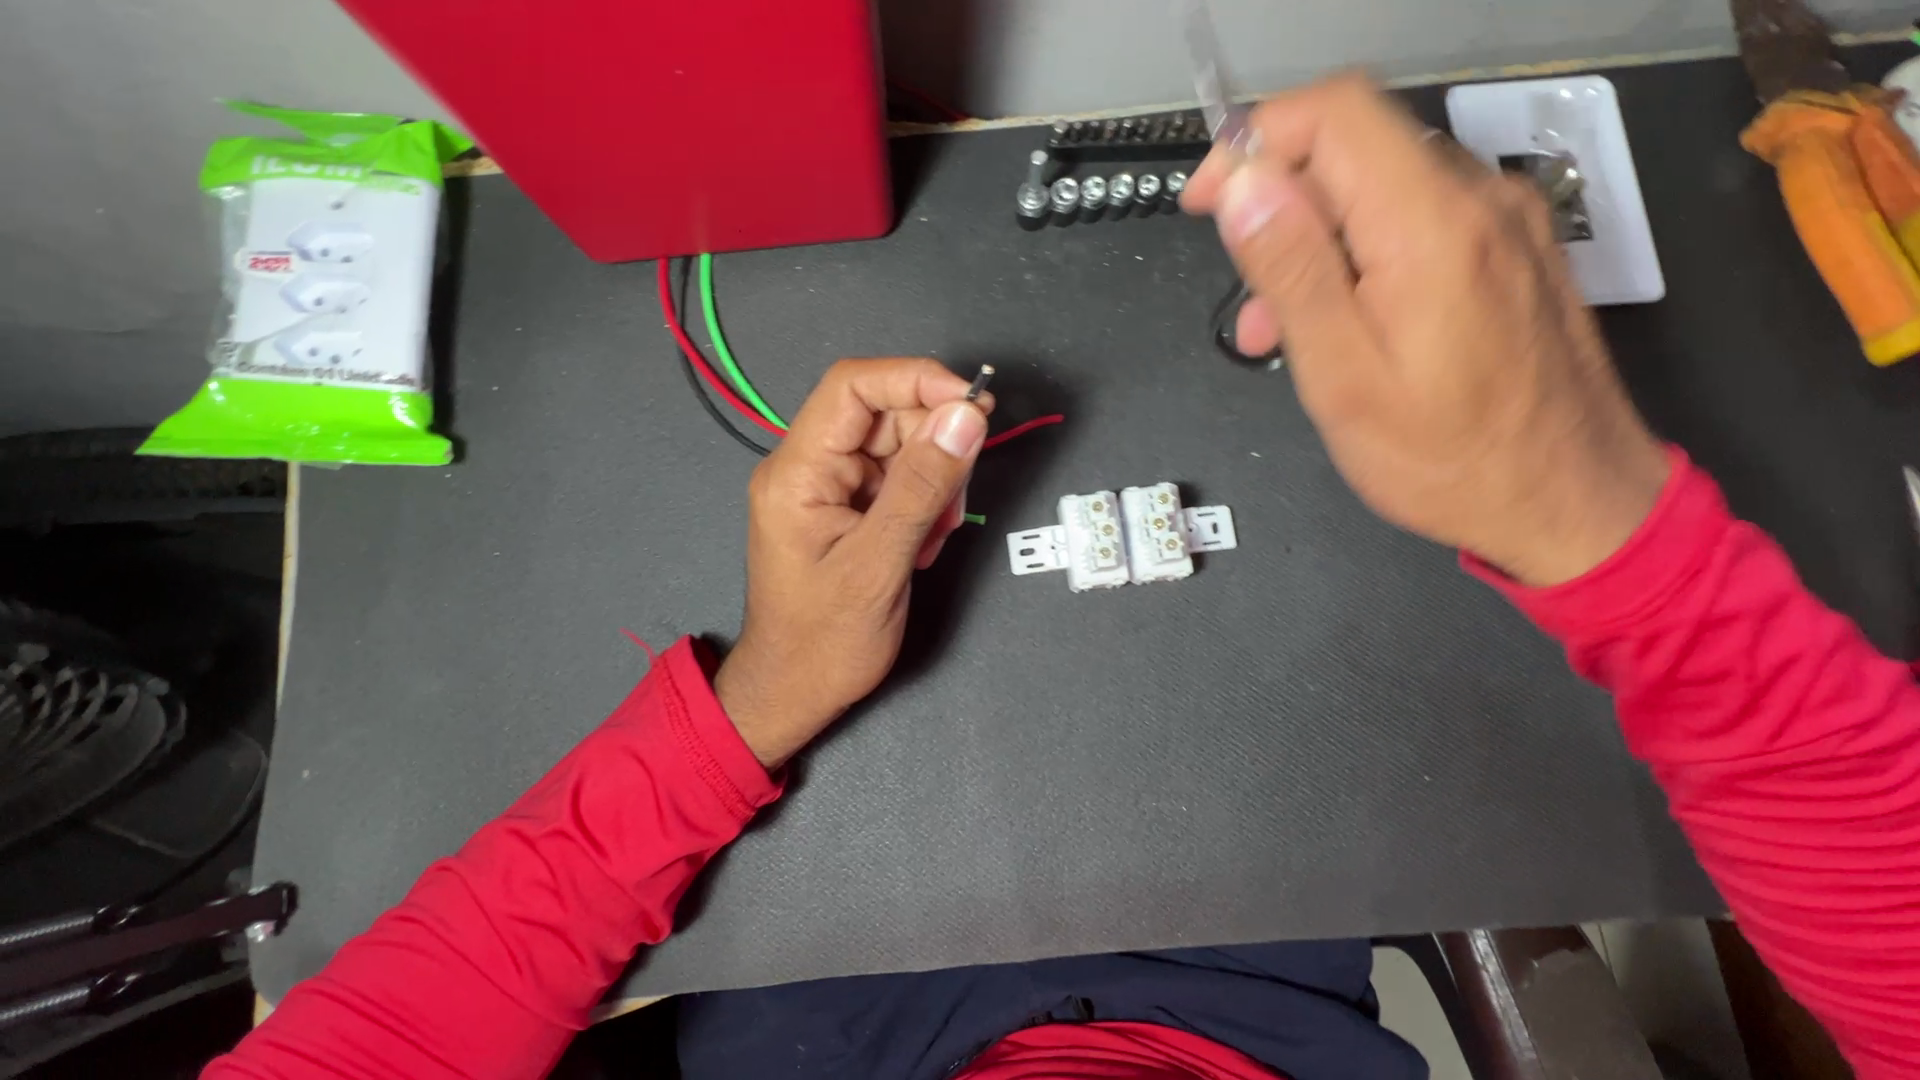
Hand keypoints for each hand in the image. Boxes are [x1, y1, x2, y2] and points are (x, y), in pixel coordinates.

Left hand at [714, 358, 991, 768]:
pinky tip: (925, 544)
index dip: (916, 379)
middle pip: (883, 416)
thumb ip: (922, 487)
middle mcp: (808, 469)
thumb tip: (967, 417)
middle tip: (958, 495)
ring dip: (934, 482)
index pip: (853, 387)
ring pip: (899, 449)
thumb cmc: (825, 642)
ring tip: (936, 533)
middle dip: (933, 445)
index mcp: (798, 472)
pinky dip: (924, 505)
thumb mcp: (879, 563)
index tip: (974, 405)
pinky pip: (897, 482)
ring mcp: (828, 489)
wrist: (794, 693)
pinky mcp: (847, 510)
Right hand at [1182, 75, 1669, 586]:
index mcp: (1430, 224)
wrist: (1571, 504)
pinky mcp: (1510, 252)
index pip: (1333, 114)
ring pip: (1379, 189)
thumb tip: (1243, 186)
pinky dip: (1358, 256)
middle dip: (1278, 207)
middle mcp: (1478, 199)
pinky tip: (1339, 324)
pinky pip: (1416, 223)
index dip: (1255, 142)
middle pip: (1353, 148)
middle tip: (1245, 296)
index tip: (1209, 203)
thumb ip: (1293, 270)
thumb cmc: (1445, 458)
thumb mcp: (1343, 375)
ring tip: (1278, 331)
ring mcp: (1503, 222)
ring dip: (1312, 241)